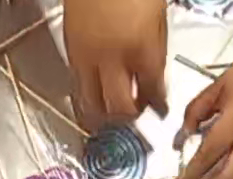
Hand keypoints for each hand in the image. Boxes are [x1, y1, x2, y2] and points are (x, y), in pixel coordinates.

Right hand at [63, 0, 168, 124]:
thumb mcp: (157, 10)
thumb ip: (156, 47)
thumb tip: (154, 76)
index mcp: (140, 45)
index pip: (152, 91)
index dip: (158, 103)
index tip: (161, 108)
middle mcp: (112, 57)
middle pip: (120, 107)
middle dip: (130, 114)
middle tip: (137, 111)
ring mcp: (88, 56)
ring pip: (94, 104)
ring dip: (106, 112)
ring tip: (114, 107)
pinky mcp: (71, 50)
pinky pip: (79, 84)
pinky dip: (90, 93)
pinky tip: (97, 88)